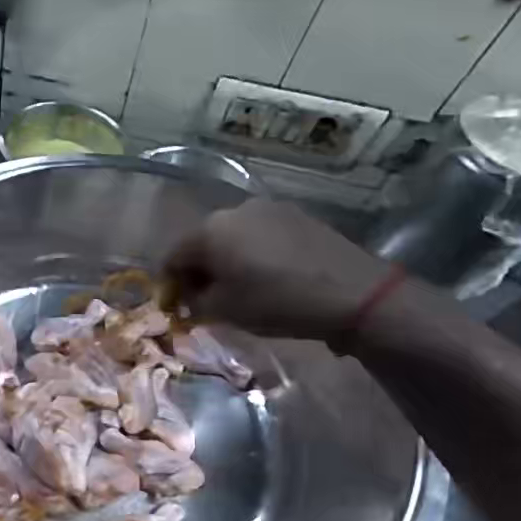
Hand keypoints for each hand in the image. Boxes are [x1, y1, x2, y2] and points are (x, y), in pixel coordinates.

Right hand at [163, 200, 396, 342]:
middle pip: (203, 241)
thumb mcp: (225, 311)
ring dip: (227, 260)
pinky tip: (267, 276)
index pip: (173, 255)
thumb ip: (195, 302)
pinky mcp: (297, 215)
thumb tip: (191, 297)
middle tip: (205, 299)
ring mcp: (269, 208)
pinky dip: (253, 253)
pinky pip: (260, 234)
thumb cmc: (276, 302)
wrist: (351, 293)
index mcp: (210, 230)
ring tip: (238, 288)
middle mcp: (235, 210)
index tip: (175, 307)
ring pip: (232, 236)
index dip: (169, 284)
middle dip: (199, 270)